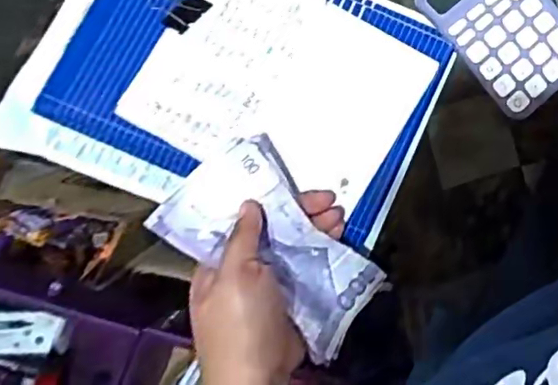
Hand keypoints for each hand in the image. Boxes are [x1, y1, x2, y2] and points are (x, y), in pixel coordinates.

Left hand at [190, 193, 345, 384]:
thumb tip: (248, 204)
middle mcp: (242, 273)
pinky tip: (338, 236)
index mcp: (218, 268)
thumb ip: (242, 239)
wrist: (260, 379)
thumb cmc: (240, 326)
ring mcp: (268, 286)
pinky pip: (308, 262)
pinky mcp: (291, 297)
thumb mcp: (235, 277)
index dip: (269, 204)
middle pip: (275, 231)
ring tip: (339, 217)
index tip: (293, 191)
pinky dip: (323, 246)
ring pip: (294, 244)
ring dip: (317, 226)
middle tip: (329, 201)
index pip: (244, 224)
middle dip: (302, 213)